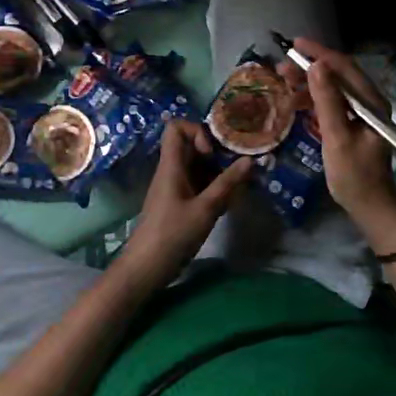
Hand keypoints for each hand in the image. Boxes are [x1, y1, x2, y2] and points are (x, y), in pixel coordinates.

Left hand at [119, 119, 254, 279]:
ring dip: (217, 174)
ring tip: (236, 189)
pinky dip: (212, 189)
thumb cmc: (173, 235)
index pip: (176, 128)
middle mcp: (171, 172)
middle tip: (235, 170)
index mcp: (171, 166)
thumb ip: (227, 184)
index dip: (197, 132)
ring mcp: (173, 187)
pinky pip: (197, 185)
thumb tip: (249, 160)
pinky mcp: (178, 203)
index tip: (212, 154)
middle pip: (191, 147)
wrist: (146, 267)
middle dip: (215, 154)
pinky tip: (226, 204)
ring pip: (197, 167)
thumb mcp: (205, 209)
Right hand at [281, 38, 395, 251]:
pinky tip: (296, 101)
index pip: (345, 68)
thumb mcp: (337, 137)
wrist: (369, 206)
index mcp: (371, 104)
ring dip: (309, 82)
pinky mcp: (352, 125)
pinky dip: (313, 99)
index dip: (320, 53)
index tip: (295, 44)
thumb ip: (327, 101)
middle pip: (338, 75)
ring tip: (284, 80)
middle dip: (310, 67)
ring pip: (333, 88)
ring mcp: (361, 114)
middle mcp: (369, 103)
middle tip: (282, 66)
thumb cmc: (354, 175)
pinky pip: (331, 103)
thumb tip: (317, 66)